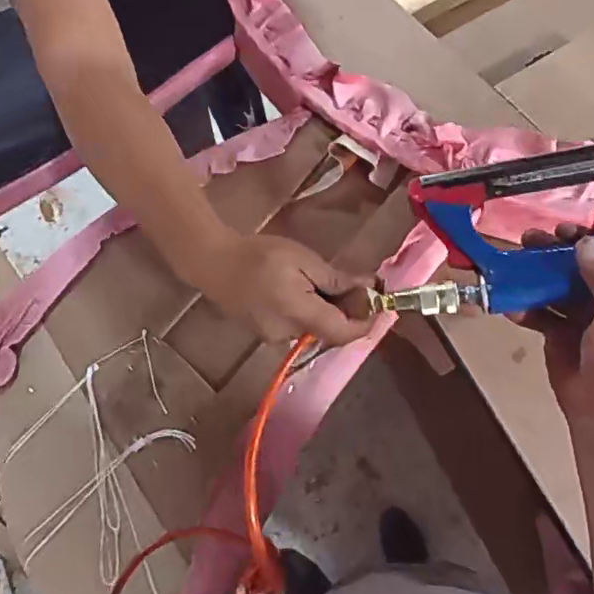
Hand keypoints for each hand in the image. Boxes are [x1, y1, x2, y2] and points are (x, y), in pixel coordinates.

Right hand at [186, 233, 372, 344]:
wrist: (213, 263)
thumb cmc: (259, 256)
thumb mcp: (302, 260)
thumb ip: (335, 279)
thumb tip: (368, 287)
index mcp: (300, 315)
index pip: (344, 333)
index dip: (367, 324)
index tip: (380, 305)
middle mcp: (289, 335)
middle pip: (331, 332)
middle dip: (348, 312)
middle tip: (356, 284)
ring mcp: (275, 338)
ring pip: (315, 329)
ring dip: (329, 311)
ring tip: (326, 282)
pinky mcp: (266, 334)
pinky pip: (298, 327)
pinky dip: (310, 312)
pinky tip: (305, 290)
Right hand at [511, 225, 593, 429]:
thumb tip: (585, 242)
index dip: (591, 241)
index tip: (565, 230)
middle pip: (580, 270)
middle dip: (555, 255)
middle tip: (530, 240)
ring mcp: (583, 320)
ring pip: (557, 289)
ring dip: (537, 276)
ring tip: (515, 263)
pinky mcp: (560, 337)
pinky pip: (541, 314)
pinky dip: (526, 307)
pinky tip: (511, 302)